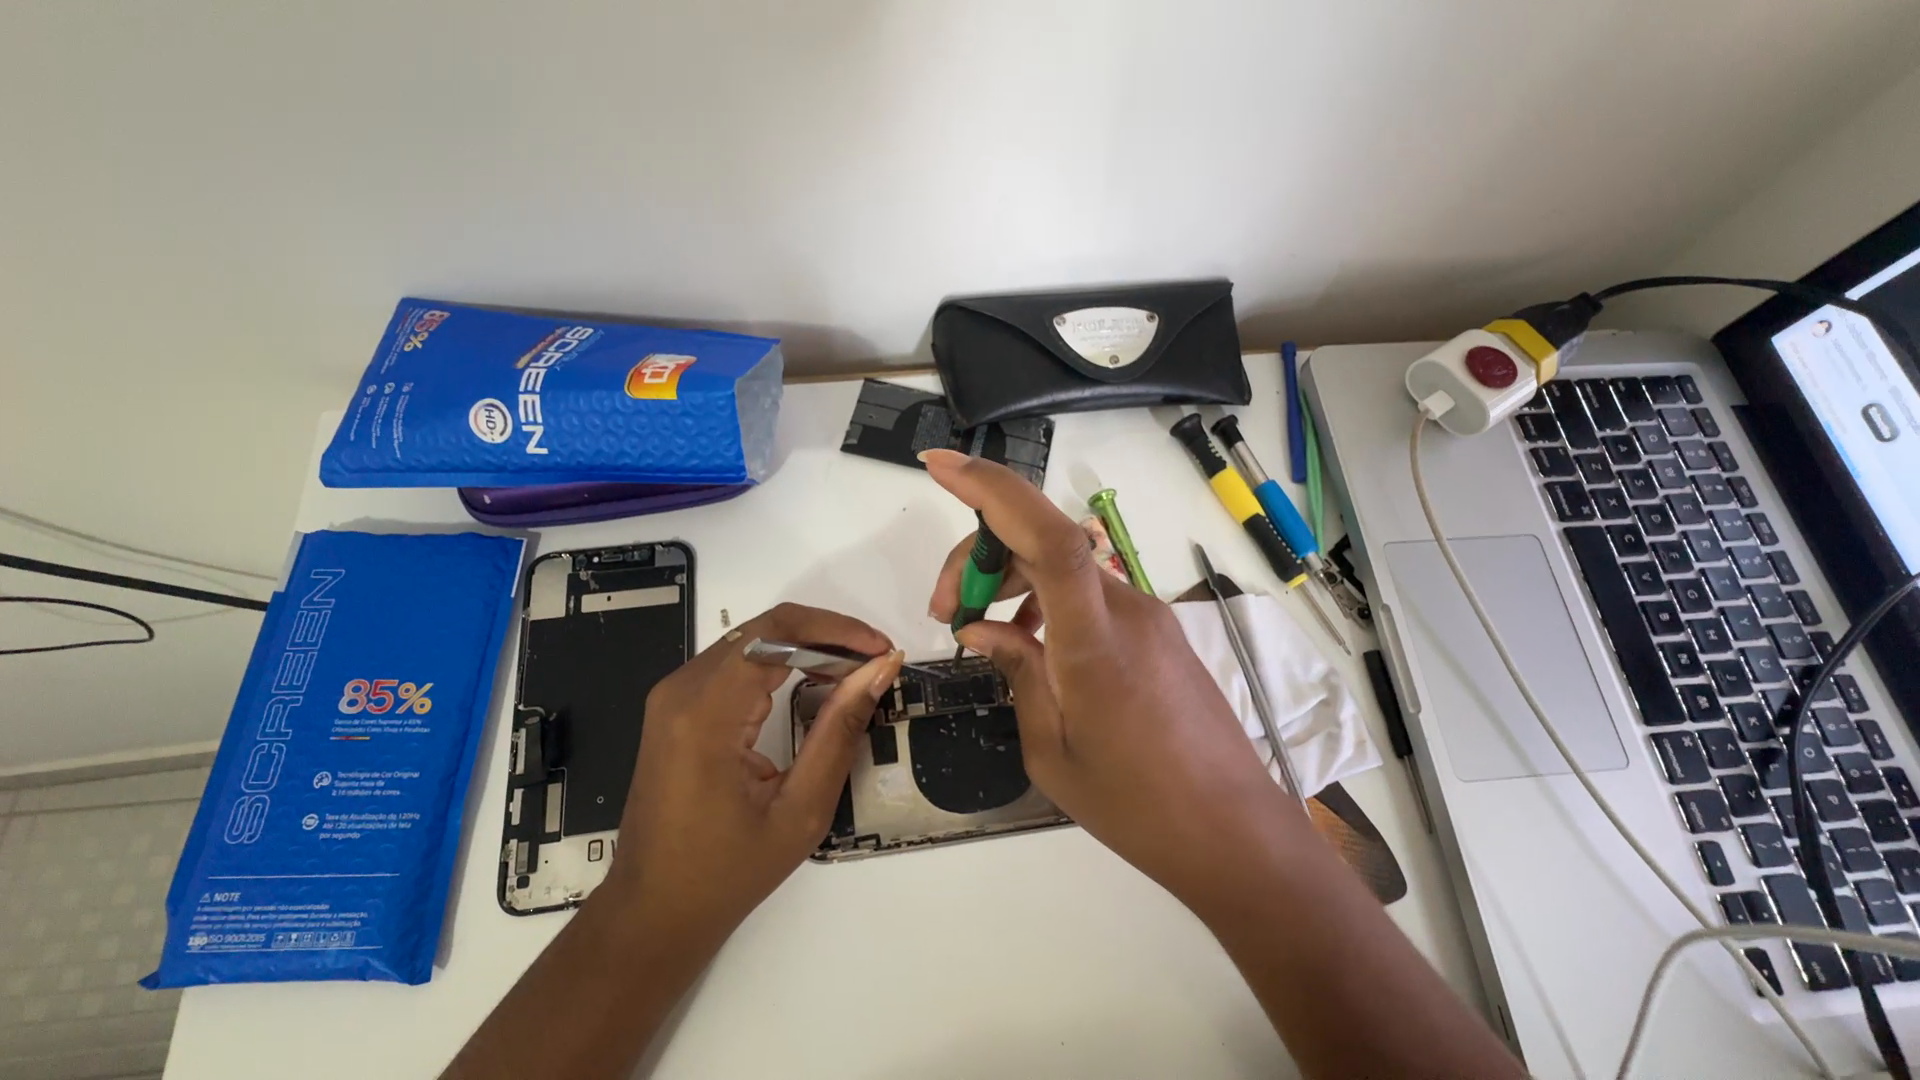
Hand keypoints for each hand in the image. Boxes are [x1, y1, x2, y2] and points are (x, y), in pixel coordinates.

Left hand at [604, 604, 902, 945]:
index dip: (836, 630)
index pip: (776, 634)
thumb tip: (880, 669)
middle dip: (826, 637)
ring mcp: (672, 698)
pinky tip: (813, 686)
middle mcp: (681, 692)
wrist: (653, 912)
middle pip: (763, 631)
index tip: (880, 651)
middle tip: (873, 664)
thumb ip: (841, 730)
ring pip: (750, 642)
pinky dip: (779, 665)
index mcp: (705, 714)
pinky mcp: (675, 709)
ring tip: (853, 675)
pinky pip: (734, 665)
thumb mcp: (800, 809)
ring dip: (805, 648)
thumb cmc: (727, 873)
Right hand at [922, 450, 1299, 910]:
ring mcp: (1148, 616)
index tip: (940, 465)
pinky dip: (1046, 601)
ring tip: (975, 630)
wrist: (1233, 832)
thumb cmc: (1136, 805)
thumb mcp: (1052, 748)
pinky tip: (1024, 641)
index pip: (1048, 535)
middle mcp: (1126, 609)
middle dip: (981, 556)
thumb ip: (1017, 672)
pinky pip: (1089, 595)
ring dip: (1012, 580)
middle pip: (1044, 542)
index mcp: (1095, 639)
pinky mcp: (1158, 632)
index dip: (992, 489)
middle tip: (944, 610)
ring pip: (1065, 566)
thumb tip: (980, 628)